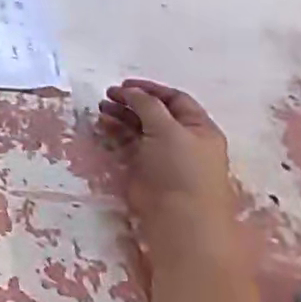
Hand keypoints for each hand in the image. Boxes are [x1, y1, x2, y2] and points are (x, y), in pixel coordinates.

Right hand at [99, 79, 234, 229]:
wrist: (178, 218)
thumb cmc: (180, 168)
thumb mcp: (168, 129)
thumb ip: (147, 104)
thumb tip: (130, 90)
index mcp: (199, 128)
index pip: (175, 99)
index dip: (150, 89)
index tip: (124, 84)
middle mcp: (182, 139)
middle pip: (154, 112)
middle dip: (131, 101)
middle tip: (108, 95)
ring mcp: (162, 154)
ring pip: (139, 127)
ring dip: (120, 115)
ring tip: (101, 108)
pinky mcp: (144, 168)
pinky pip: (128, 143)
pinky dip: (116, 132)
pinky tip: (103, 124)